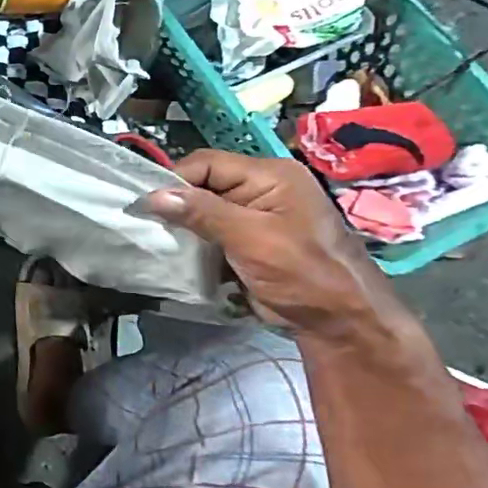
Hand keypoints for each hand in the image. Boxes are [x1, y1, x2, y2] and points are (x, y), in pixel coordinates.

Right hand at [141, 150, 406, 339]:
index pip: (207, 163)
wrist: (342, 323)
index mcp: (270, 175)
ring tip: (161, 242)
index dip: (175, 181)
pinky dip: (197, 245)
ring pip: (206, 212)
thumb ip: (202, 213)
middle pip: (205, 186)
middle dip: (178, 206)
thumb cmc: (303, 273)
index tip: (145, 206)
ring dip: (185, 228)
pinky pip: (214, 234)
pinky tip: (180, 257)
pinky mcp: (251, 244)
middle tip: (150, 226)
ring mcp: (258, 218)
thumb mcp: (250, 238)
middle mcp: (263, 189)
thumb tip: (153, 195)